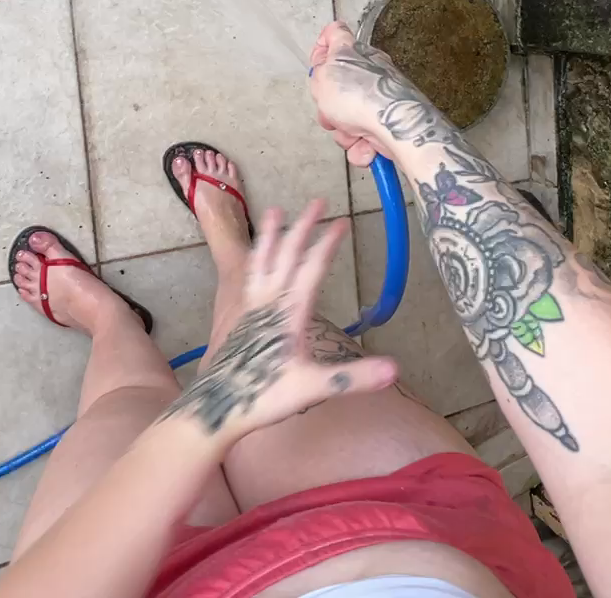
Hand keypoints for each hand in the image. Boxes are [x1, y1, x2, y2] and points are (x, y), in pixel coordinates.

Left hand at [157, 201, 397, 445]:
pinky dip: (257, 258)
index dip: (328, 243)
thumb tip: (395, 369)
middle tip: (317, 201)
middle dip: (304, 226)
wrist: (215, 409)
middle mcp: (269, 302)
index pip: (312, 268)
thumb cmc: (263, 397)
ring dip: (272, 234)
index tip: (342, 221)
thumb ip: (353, 377)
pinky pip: (250, 275)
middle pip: (287, 254)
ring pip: (262, 260)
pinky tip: (257, 257)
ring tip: (275, 211)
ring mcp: (251, 307)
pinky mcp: (240, 316)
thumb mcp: (313, 388)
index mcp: (289, 312)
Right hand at [308, 21, 419, 166]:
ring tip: (351, 134)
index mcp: (354, 52)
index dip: (320, 47)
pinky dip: (361, 147)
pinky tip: (365, 147)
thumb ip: (318, 70)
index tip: (316, 66)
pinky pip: (364, 138)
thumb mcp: (323, 76)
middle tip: (330, 114)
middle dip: (329, 109)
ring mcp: (379, 98)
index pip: (335, 33)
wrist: (394, 125)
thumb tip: (321, 72)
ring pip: (348, 118)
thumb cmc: (360, 97)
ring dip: (344, 133)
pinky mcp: (389, 122)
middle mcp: (370, 72)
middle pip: (338, 89)